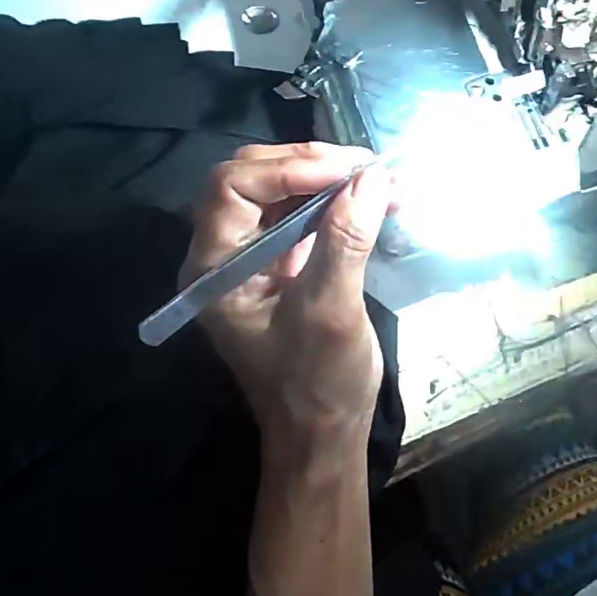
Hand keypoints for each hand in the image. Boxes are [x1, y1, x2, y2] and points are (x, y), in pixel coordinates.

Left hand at [181, 143, 393, 450]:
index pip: (232, 187)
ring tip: (382, 177)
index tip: (347, 172)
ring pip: (281, 188)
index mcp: (214, 267)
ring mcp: (253, 253)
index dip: (287, 169)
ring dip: (330, 177)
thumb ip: (345, 240)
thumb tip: (374, 176)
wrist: (322, 431)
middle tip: (366, 167)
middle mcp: (224, 252)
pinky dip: (338, 198)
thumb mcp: (331, 311)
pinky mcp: (281, 258)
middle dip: (310, 164)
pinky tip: (376, 196)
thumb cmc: (317, 384)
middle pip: (254, 177)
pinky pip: (303, 210)